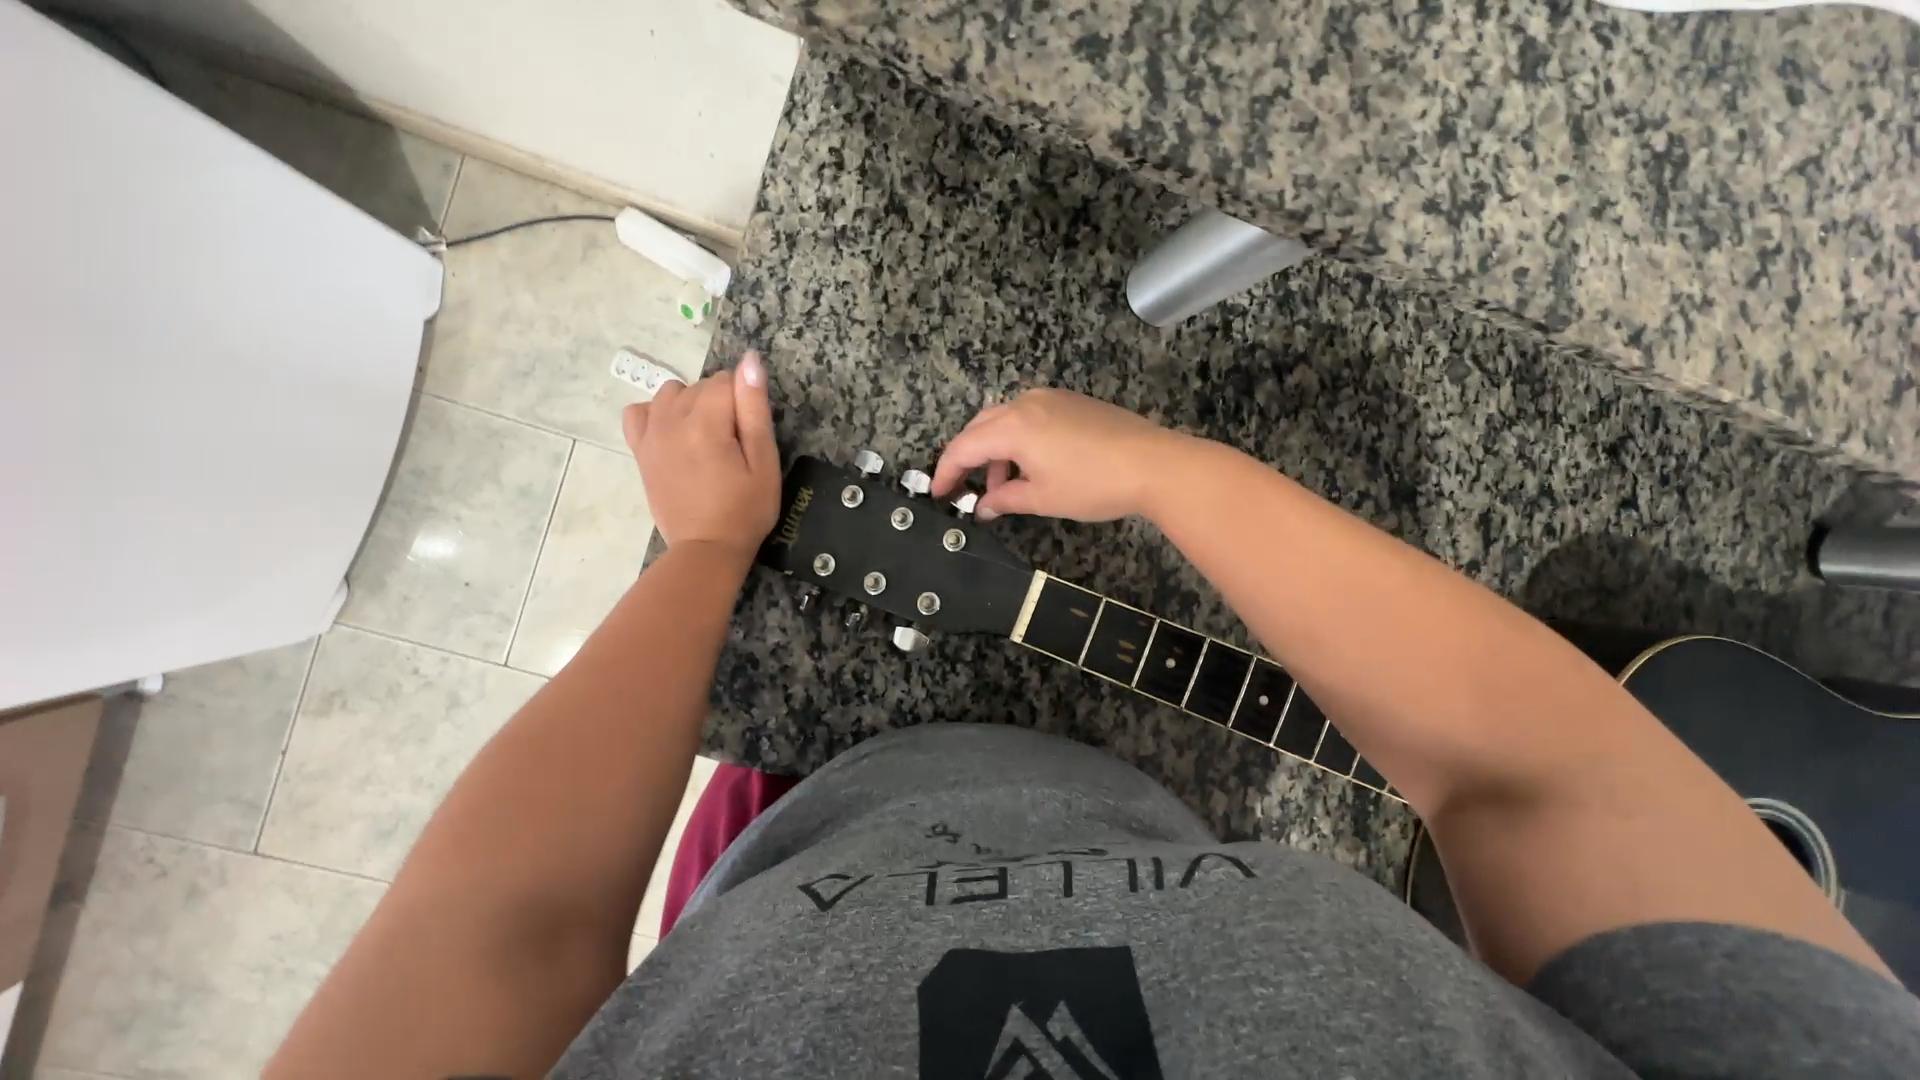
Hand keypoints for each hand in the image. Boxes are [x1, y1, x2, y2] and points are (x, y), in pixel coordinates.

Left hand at [622, 351, 780, 559]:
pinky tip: (673, 434)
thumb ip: (754, 408)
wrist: (706, 549)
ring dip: (690, 405)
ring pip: (671, 393)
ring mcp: (650, 435)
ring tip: (706, 438)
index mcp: (706, 422)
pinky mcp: (640, 451)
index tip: (750, 435)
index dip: (745, 402)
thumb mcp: (763, 461)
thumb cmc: (745, 510)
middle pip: (699, 386)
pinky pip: (638, 412)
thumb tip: (749, 360)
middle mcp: (672, 420)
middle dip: (720, 404)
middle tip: (733, 446)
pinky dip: (656, 414)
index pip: (726, 380)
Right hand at [931, 389, 1187, 521]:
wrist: (1154, 464)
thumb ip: (1006, 499)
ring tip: (1004, 487)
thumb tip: (984, 506)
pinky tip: (1031, 467)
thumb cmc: (1093, 484)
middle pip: (981, 426)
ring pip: (1006, 420)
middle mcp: (1027, 403)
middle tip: (963, 488)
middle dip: (968, 457)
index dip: (947, 472)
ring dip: (996, 450)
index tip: (939, 494)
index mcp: (1013, 426)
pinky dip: (1019, 440)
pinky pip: (1030, 417)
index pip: (964, 447)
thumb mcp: (1043, 498)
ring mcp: (1052, 398)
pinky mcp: (1072, 402)